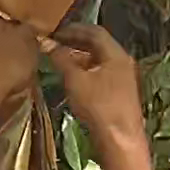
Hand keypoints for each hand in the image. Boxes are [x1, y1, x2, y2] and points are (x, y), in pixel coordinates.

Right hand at [49, 24, 148, 164]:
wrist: (120, 141)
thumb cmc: (98, 106)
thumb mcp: (75, 79)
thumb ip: (60, 58)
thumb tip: (45, 42)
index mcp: (116, 54)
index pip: (94, 31)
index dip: (73, 28)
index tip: (54, 31)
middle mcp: (123, 62)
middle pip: (98, 44)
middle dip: (75, 41)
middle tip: (55, 42)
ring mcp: (124, 78)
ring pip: (99, 59)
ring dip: (80, 56)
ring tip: (59, 58)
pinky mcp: (121, 93)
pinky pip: (101, 72)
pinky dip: (86, 69)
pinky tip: (72, 77)